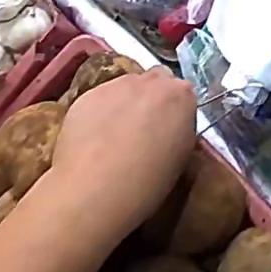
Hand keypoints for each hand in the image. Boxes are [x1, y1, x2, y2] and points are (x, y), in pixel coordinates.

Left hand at [51, 68, 197, 228]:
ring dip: (124, 105)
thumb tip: (169, 130)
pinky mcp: (88, 94)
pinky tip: (91, 141)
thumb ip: (179, 131)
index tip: (166, 131)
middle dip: (151, 100)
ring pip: (125, 89)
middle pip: (155, 82)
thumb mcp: (180, 158)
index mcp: (182, 95)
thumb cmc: (148, 183)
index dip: (173, 113)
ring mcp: (118, 84)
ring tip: (112, 139)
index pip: (183, 94)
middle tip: (142, 130)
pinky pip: (99, 101)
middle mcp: (152, 81)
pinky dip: (98, 115)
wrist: (95, 190)